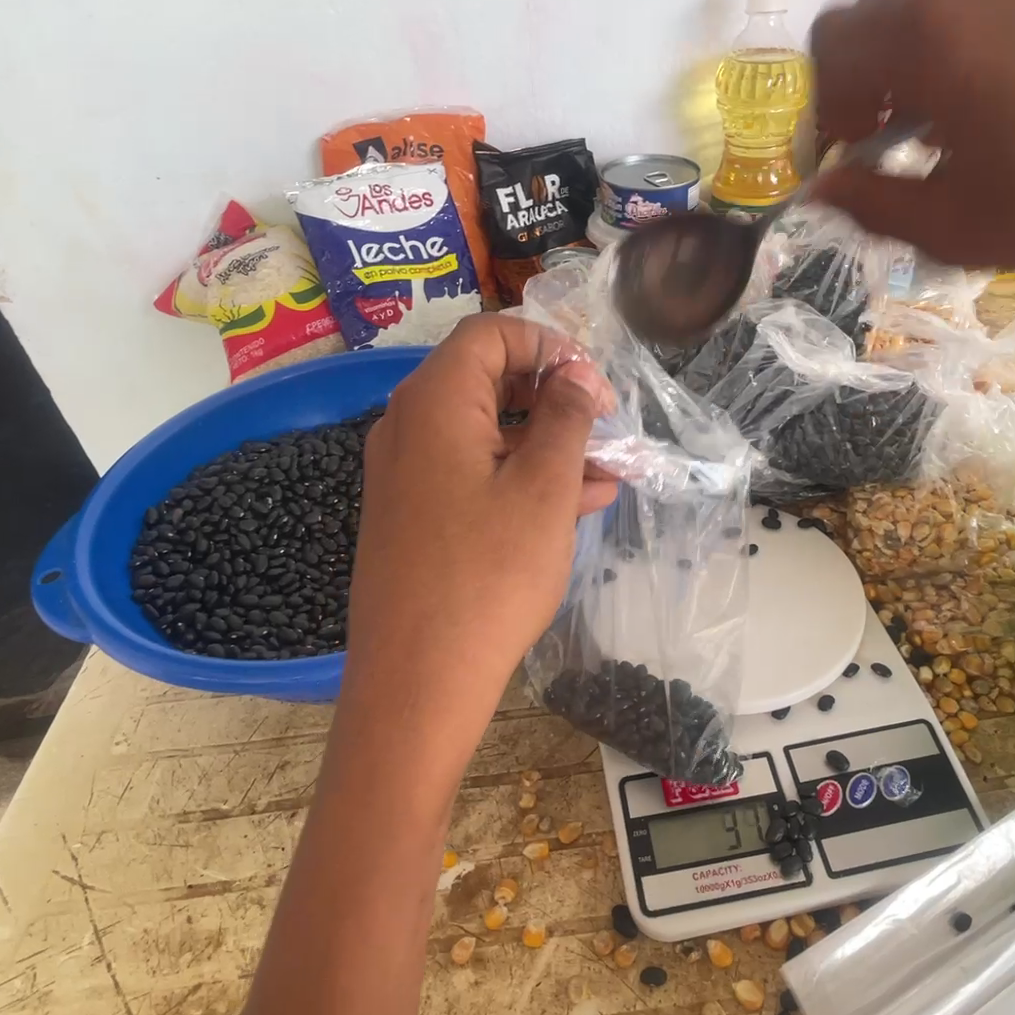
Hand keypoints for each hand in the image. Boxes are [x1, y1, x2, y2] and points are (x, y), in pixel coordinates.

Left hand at [342, 314, 617, 709]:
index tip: (596, 383)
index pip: (491, 334)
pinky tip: (575, 505)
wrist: (418, 680)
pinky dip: (519, 481)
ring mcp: (405, 476)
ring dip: (546, 445)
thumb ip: (566, 417)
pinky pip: (471, 477)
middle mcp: (409, 427)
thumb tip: (576, 374)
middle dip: (554, 398)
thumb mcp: (544, 488)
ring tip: (608, 472)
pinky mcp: (413, 518)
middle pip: (487, 382)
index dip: (550, 344)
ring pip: (485, 436)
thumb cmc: (488, 575)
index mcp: (435, 402)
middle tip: (607, 426)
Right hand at [811, 0, 1014, 270]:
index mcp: (932, 28)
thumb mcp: (971, 227)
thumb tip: (824, 186)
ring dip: (944, 35)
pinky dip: (1009, 14)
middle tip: (914, 124)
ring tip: (985, 96)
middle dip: (882, 63)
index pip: (833, 43)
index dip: (830, 102)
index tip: (855, 146)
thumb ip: (878, 204)